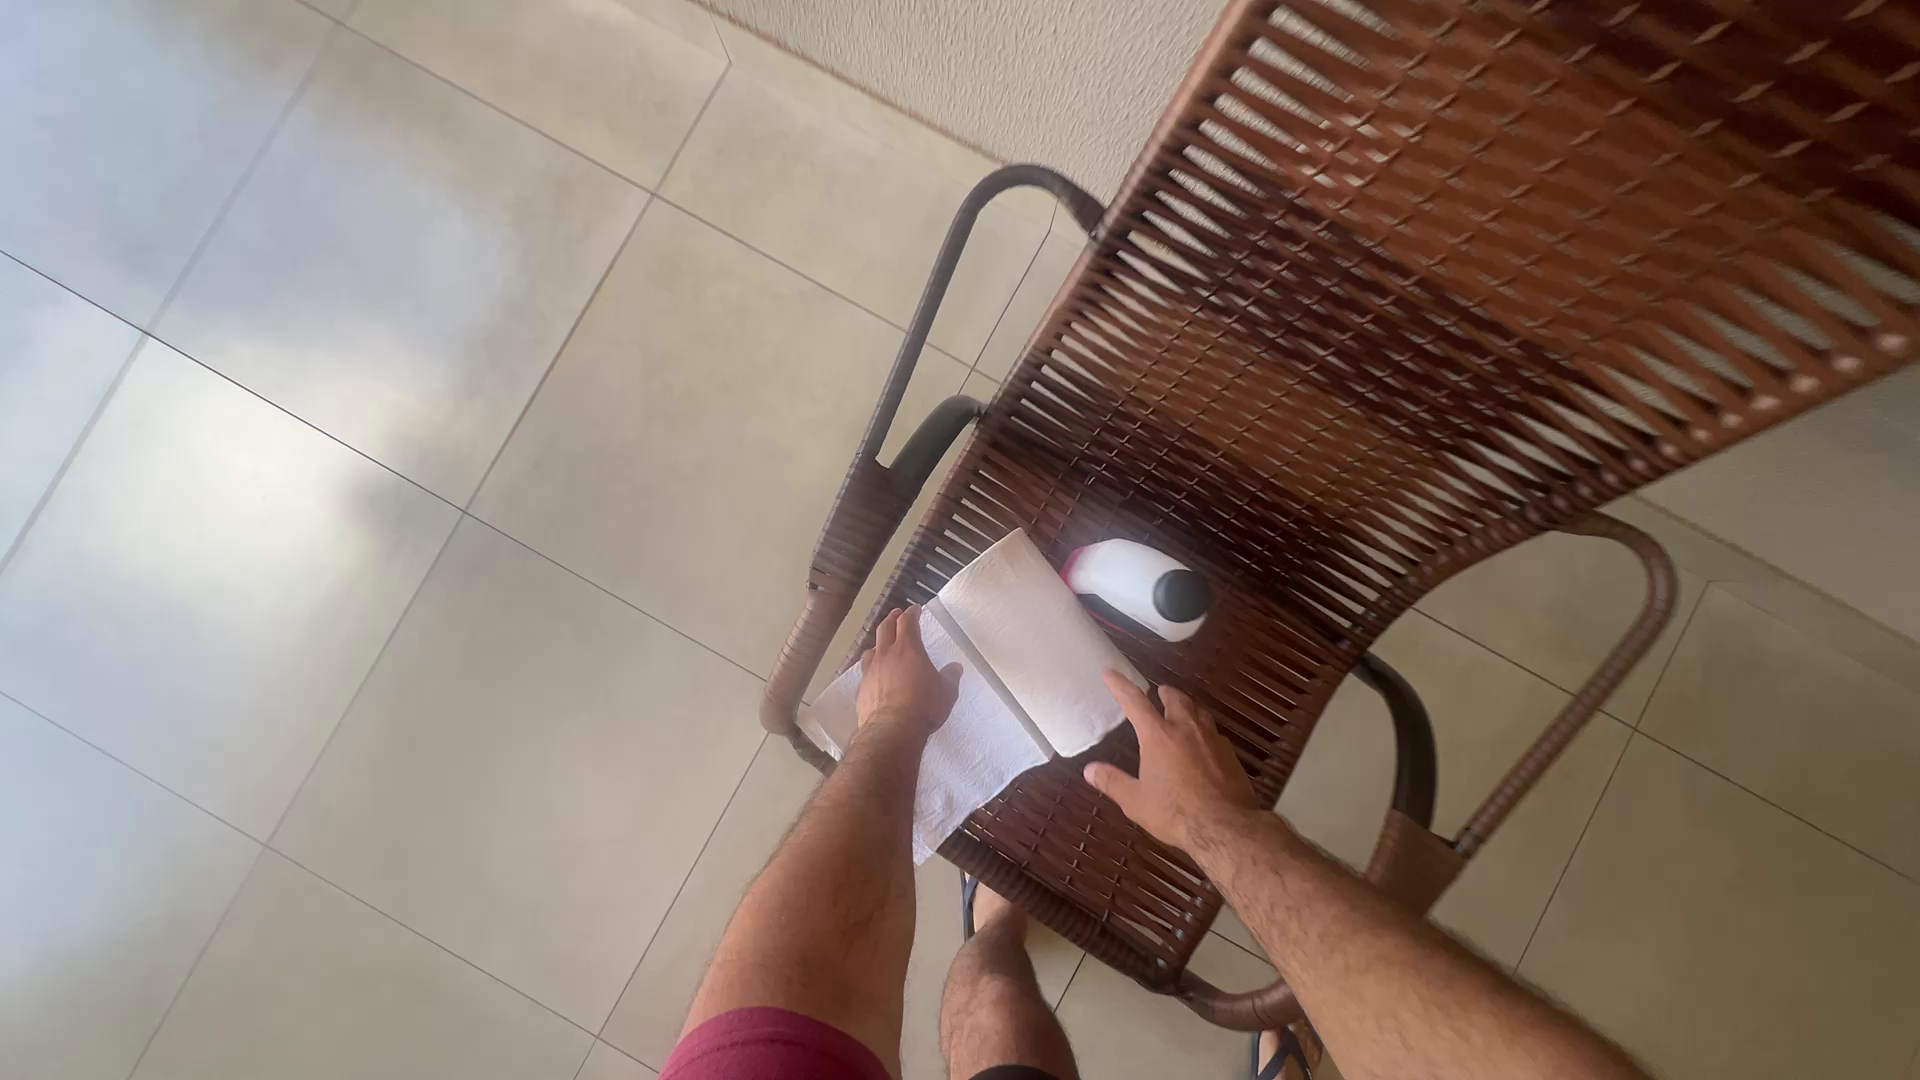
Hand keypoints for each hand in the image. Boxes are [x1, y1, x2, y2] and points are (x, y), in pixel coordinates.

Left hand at [856, 606, 960, 738]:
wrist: (892, 730)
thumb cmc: (924, 706)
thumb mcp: (946, 691)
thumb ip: (950, 677)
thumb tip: (955, 668)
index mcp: (908, 649)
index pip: (907, 622)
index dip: (911, 613)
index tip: (915, 609)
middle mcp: (886, 655)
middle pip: (885, 628)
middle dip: (892, 619)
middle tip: (896, 614)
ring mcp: (870, 671)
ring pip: (871, 649)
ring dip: (878, 643)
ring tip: (882, 645)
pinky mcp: (861, 689)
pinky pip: (865, 673)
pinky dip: (871, 669)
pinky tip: (875, 676)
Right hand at [1083, 670, 1257, 851]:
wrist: (1226, 828)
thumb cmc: (1176, 813)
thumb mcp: (1136, 802)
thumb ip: (1112, 782)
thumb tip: (1089, 770)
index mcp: (1158, 736)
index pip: (1135, 702)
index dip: (1120, 685)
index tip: (1110, 672)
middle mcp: (1185, 729)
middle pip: (1176, 699)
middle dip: (1165, 692)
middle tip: (1159, 691)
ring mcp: (1211, 739)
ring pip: (1199, 711)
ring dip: (1188, 706)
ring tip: (1183, 709)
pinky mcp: (1230, 754)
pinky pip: (1215, 733)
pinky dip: (1205, 730)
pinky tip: (1205, 743)